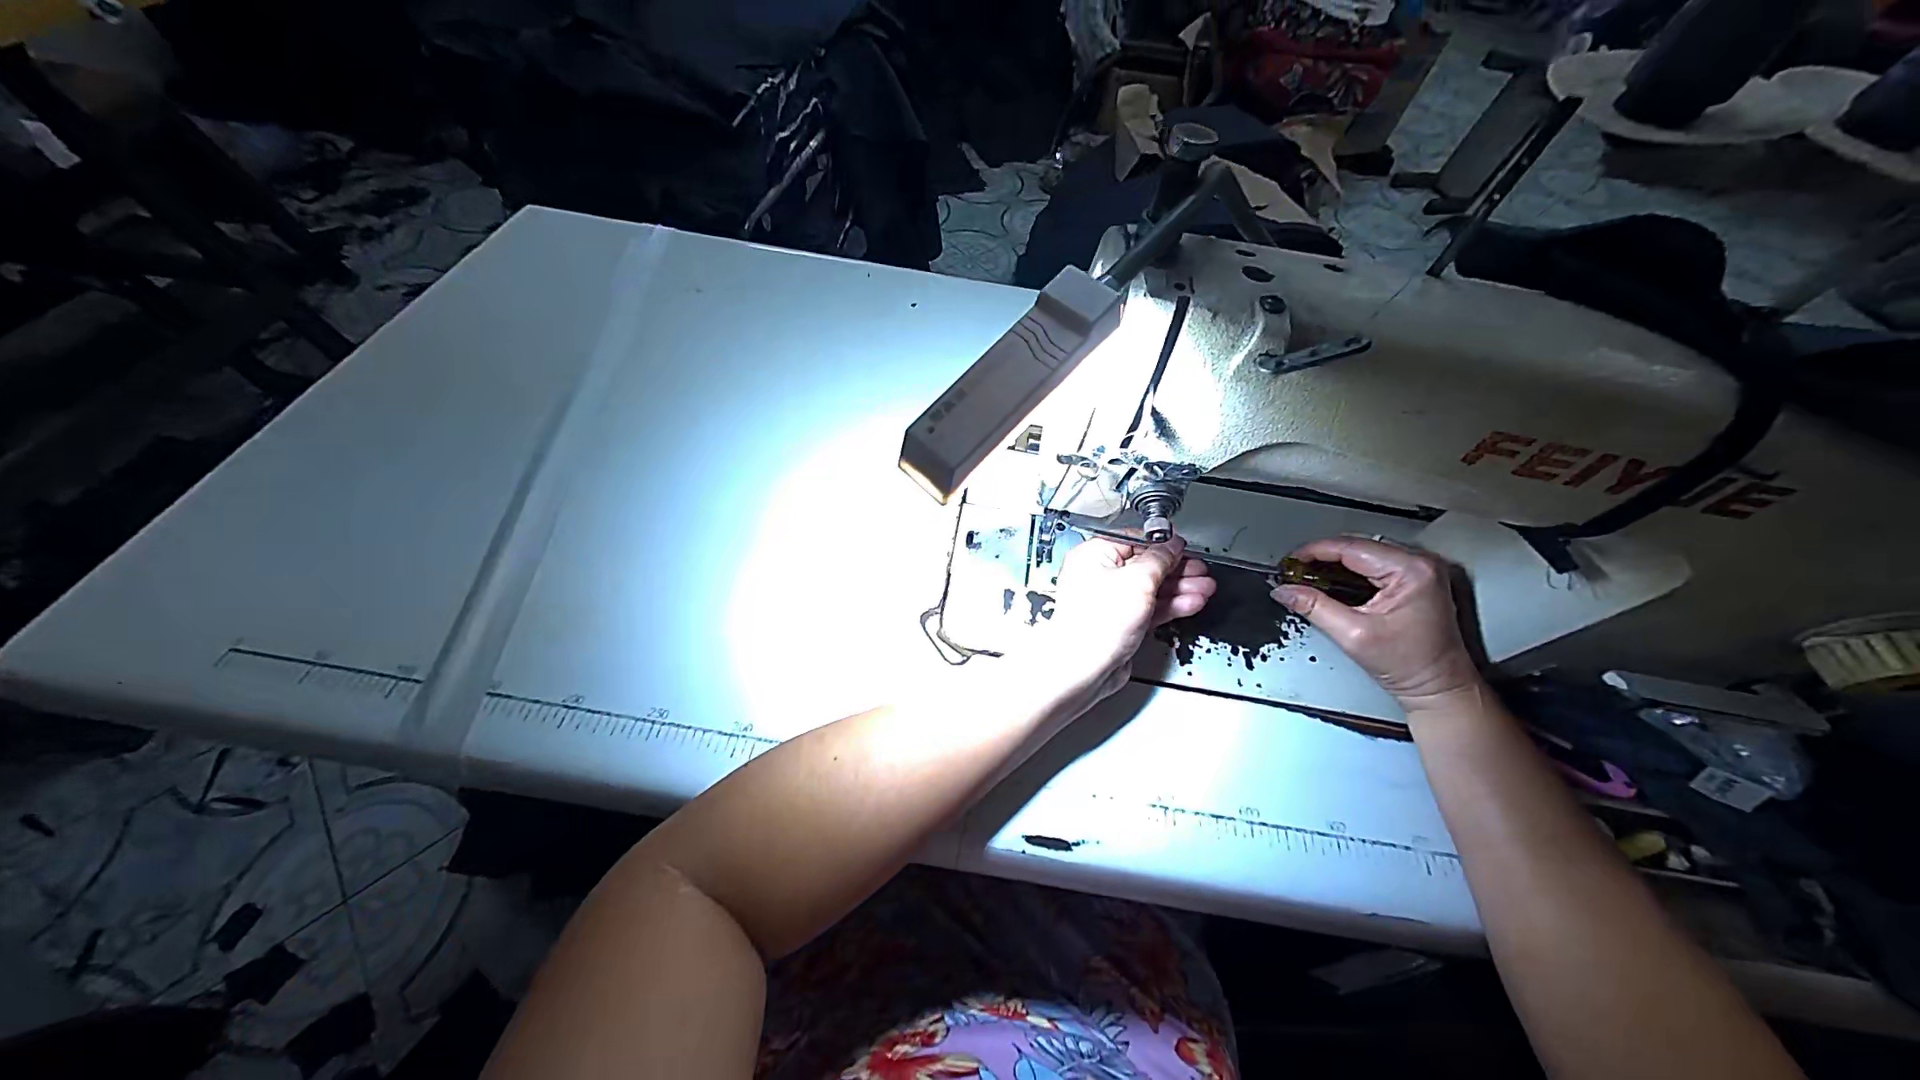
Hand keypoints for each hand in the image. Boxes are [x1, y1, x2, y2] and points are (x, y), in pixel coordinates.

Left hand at [1038, 535, 1215, 703]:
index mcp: (1093, 556)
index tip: (1182, 547)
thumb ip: (1159, 559)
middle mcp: (1098, 577)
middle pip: (1144, 565)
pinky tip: (1191, 602)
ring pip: (1150, 588)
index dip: (1160, 543)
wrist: (1084, 668)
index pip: (1132, 540)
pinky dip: (1170, 605)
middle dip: (1176, 568)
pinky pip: (1149, 608)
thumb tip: (1171, 545)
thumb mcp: (1137, 580)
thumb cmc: (1094, 624)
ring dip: (1179, 587)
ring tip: (1204, 586)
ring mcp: (1110, 602)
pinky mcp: (1120, 623)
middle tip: (1199, 568)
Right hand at [1270, 536, 1482, 711]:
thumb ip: (1314, 607)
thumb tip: (1285, 590)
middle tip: (1294, 572)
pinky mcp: (1415, 578)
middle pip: (1356, 546)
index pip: (1350, 547)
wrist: (1439, 686)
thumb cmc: (1412, 665)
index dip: (1313, 552)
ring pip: (1362, 553)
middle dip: (1321, 558)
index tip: (1290, 562)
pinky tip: (1331, 583)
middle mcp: (1420, 563)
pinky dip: (1348, 572)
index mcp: (1411, 571)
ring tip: (1308, 579)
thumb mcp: (1352, 635)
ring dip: (1333, 564)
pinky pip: (1373, 564)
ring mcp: (1419, 569)